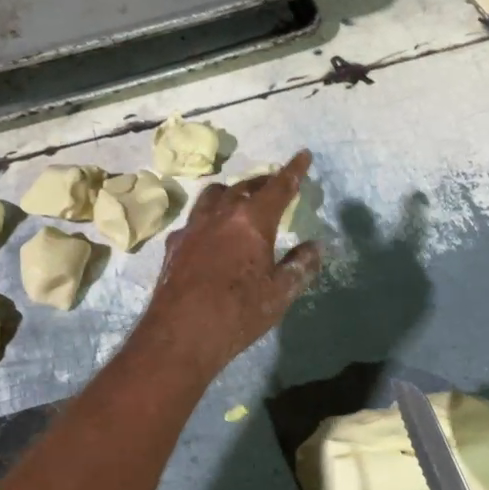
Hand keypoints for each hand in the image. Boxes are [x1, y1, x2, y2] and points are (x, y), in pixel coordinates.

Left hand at [136, 150, 321, 372]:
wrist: (180, 334)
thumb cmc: (237, 314)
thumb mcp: (280, 294)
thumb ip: (300, 266)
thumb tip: (314, 247)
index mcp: (251, 221)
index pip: (278, 187)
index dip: (293, 171)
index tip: (303, 155)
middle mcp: (220, 215)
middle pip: (243, 187)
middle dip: (262, 183)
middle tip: (274, 186)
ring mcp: (192, 228)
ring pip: (213, 196)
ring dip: (230, 193)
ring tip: (240, 202)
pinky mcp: (173, 245)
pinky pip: (194, 220)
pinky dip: (208, 218)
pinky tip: (210, 233)